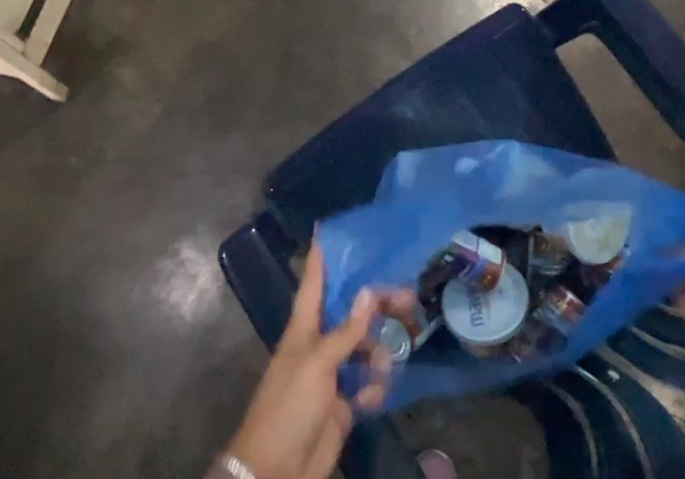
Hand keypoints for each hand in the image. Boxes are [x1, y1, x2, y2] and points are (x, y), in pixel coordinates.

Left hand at [224, 242, 396, 478]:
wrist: (276, 471)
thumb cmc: (288, 408)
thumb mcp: (317, 364)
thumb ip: (347, 330)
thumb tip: (371, 291)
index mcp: (303, 330)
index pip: (313, 285)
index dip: (321, 259)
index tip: (329, 230)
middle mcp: (319, 346)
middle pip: (353, 314)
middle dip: (378, 307)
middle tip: (409, 300)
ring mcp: (333, 375)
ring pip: (366, 348)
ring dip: (380, 354)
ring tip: (384, 369)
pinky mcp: (345, 403)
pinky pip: (369, 383)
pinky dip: (375, 387)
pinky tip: (372, 398)